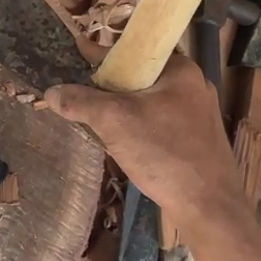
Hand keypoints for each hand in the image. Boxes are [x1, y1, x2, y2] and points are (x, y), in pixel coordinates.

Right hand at [45, 56, 242, 236]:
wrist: (210, 210)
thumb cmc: (164, 153)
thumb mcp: (113, 121)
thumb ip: (79, 101)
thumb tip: (51, 92)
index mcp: (179, 69)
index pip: (132, 49)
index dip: (101, 53)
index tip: (78, 52)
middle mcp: (193, 85)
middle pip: (139, 76)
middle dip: (110, 86)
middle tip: (84, 94)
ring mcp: (198, 115)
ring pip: (148, 101)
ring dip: (123, 109)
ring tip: (99, 120)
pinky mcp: (197, 141)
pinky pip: (159, 122)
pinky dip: (138, 126)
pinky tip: (124, 143)